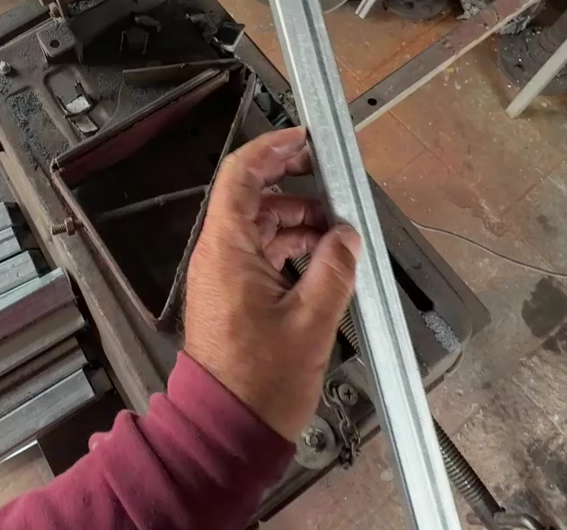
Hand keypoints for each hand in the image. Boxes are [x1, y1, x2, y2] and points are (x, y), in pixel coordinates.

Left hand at [182, 126, 361, 440]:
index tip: (301, 138)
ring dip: (297, 218)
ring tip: (337, 227)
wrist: (227, 429)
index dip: (270, 148)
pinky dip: (290, 246)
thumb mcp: (311, 321)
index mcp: (227, 247)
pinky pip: (260, 251)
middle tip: (327, 174)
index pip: (240, 175)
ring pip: (260, 224)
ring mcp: (223, 271)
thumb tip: (347, 236)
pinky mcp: (232, 291)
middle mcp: (219, 251)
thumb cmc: (259, 381)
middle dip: (290, 180)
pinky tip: (322, 256)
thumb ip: (333, 270)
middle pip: (252, 196)